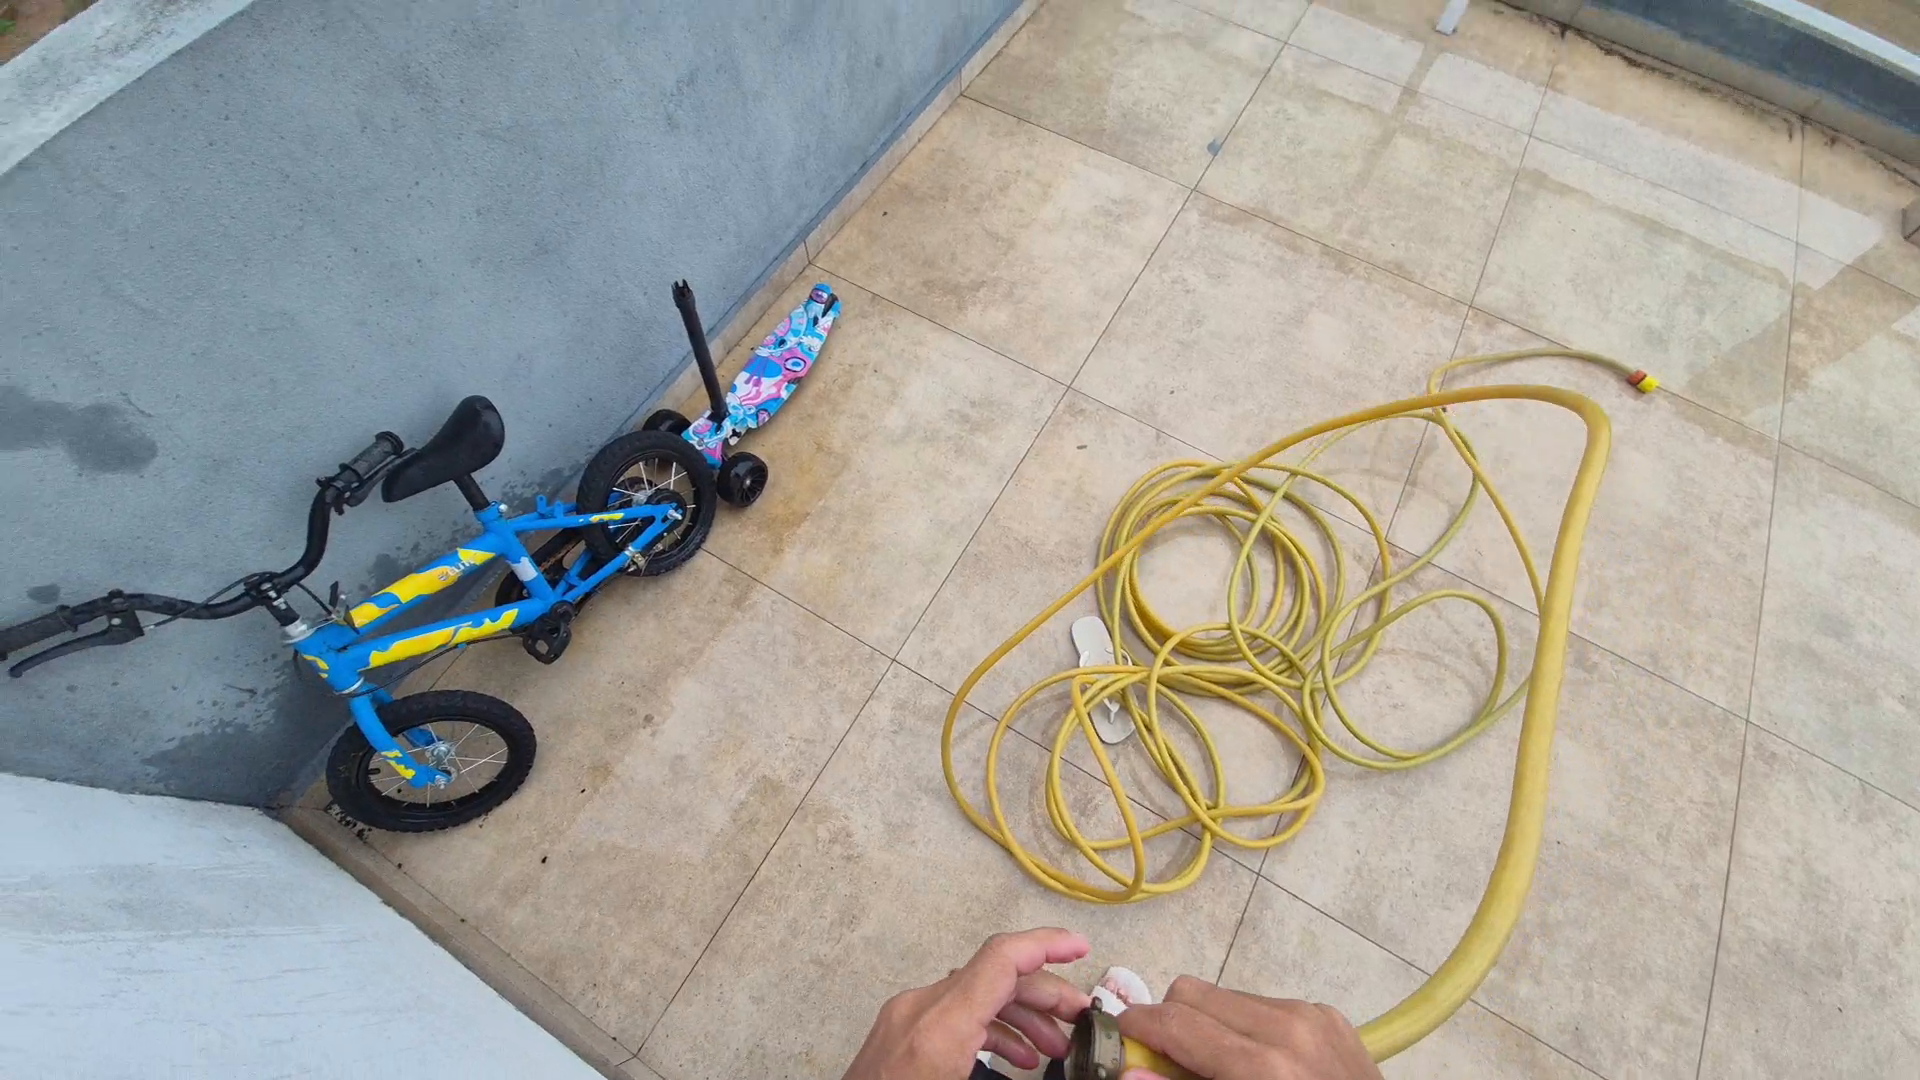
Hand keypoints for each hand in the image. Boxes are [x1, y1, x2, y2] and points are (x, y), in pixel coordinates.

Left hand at [842, 927, 1092, 1078]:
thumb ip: (1015, 1078)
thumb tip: (1054, 1063)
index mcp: (938, 1028)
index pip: (1000, 959)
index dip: (1047, 945)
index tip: (1081, 947)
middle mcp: (919, 1009)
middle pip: (994, 976)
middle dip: (1044, 993)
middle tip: (1081, 1021)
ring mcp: (904, 1018)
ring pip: (975, 993)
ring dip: (1021, 1012)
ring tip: (1056, 1047)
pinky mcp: (897, 1033)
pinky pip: (954, 1014)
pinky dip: (990, 1026)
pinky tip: (1016, 1058)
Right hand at [1118, 976, 1381, 1079]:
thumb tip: (1125, 1072)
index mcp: (1266, 1068)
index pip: (1176, 1020)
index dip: (1136, 1027)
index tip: (1116, 1040)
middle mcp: (1288, 1025)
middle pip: (1191, 992)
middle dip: (1169, 1023)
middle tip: (1166, 1063)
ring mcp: (1312, 1013)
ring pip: (1222, 995)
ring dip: (1207, 1025)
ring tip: (1218, 1068)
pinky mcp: (1328, 1013)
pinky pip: (1260, 1003)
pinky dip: (1244, 1028)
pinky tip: (1260, 1066)